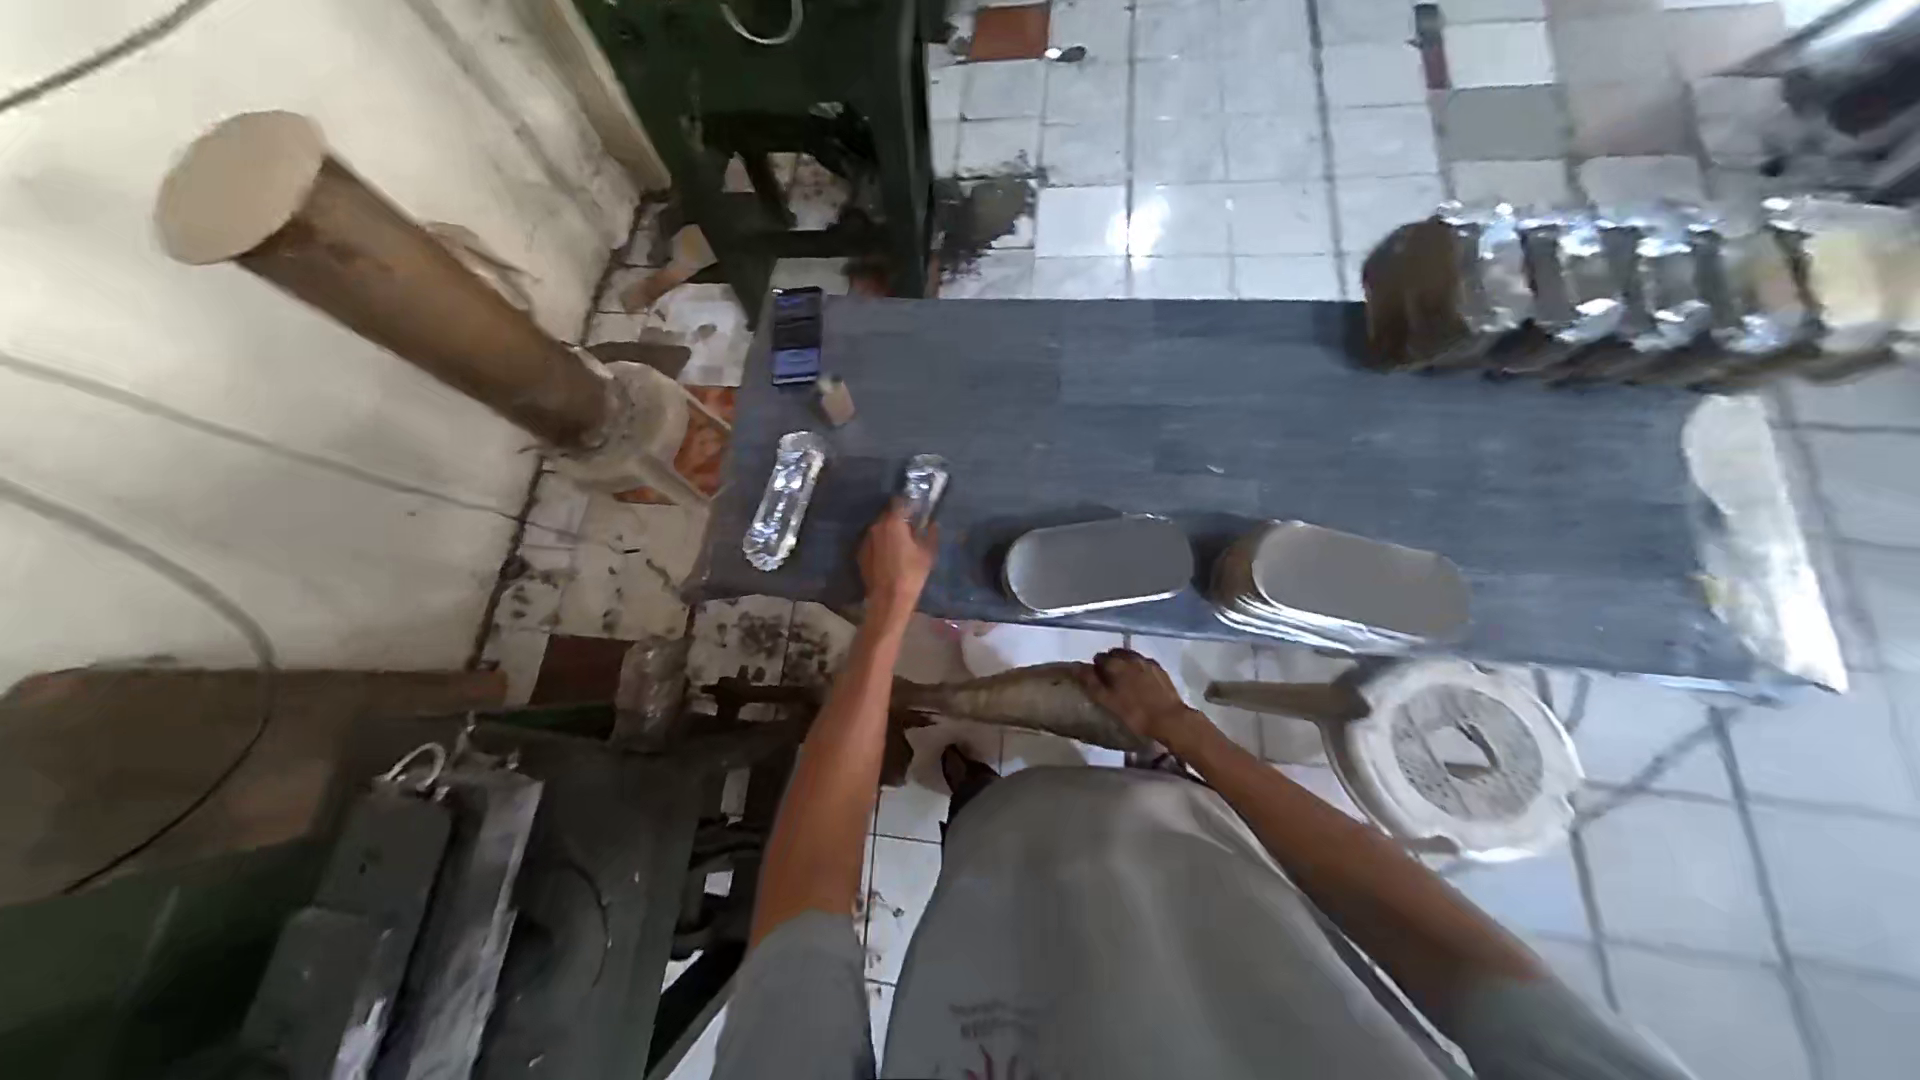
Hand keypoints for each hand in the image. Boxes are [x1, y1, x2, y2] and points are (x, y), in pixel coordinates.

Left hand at [859, 500, 936, 621]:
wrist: (888, 599)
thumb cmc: (912, 574)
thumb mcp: (928, 553)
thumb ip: (930, 533)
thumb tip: (932, 523)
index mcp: (893, 522)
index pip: (900, 502)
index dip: (910, 503)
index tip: (918, 509)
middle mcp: (876, 526)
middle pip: (888, 514)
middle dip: (899, 517)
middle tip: (911, 526)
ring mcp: (865, 540)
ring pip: (879, 528)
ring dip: (889, 530)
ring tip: (900, 541)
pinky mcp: (860, 553)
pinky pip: (873, 541)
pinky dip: (880, 542)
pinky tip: (889, 554)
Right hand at [1075, 648, 1203, 745]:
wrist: (1169, 719)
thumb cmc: (1135, 713)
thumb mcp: (1107, 701)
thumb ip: (1090, 682)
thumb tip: (1077, 667)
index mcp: (1115, 663)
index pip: (1099, 657)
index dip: (1096, 667)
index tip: (1096, 679)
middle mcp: (1131, 657)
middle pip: (1115, 653)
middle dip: (1110, 662)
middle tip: (1109, 680)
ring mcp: (1147, 661)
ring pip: (1130, 657)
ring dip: (1124, 663)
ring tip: (1124, 680)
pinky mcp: (1160, 669)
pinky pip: (1143, 663)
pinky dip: (1138, 668)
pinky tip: (1140, 681)